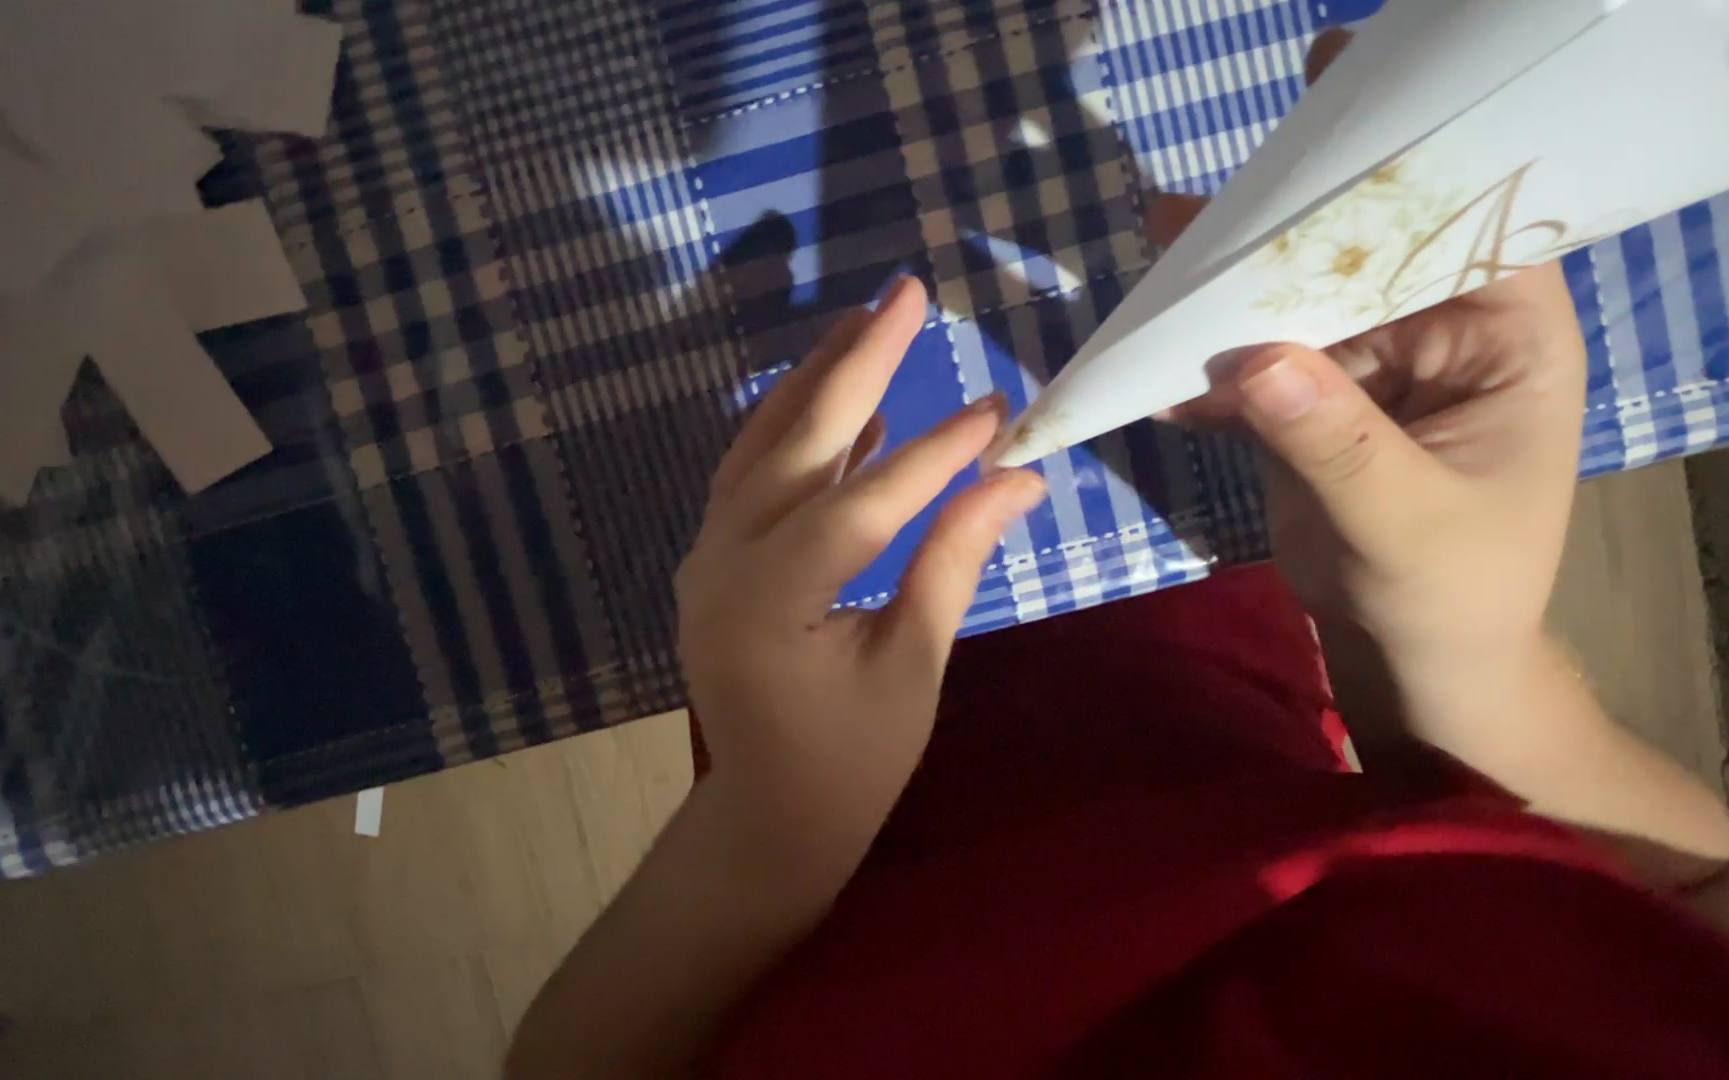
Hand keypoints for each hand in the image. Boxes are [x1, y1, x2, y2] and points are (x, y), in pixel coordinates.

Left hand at [678, 276, 1046, 872]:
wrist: (768, 816)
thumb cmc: (851, 761)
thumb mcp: (913, 666)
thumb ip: (954, 561)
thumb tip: (1020, 479)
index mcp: (768, 606)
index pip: (862, 506)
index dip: (935, 455)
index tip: (996, 410)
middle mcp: (721, 565)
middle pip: (795, 444)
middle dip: (857, 365)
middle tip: (905, 294)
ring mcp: (708, 557)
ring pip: (762, 446)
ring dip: (818, 380)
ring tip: (869, 322)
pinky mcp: (715, 558)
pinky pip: (752, 475)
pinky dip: (794, 429)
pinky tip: (838, 398)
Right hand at [1155, 27, 1587, 682]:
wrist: (1411, 649)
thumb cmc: (1450, 587)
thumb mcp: (1404, 518)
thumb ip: (1334, 439)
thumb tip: (1251, 361)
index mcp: (1505, 335)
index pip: (1466, 217)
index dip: (1404, 155)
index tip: (1330, 90)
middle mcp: (1436, 333)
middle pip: (1355, 257)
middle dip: (1279, 234)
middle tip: (1195, 205)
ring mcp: (1363, 370)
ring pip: (1289, 311)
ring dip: (1223, 301)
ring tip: (1154, 266)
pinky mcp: (1309, 407)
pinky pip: (1250, 372)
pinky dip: (1202, 375)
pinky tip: (1151, 376)